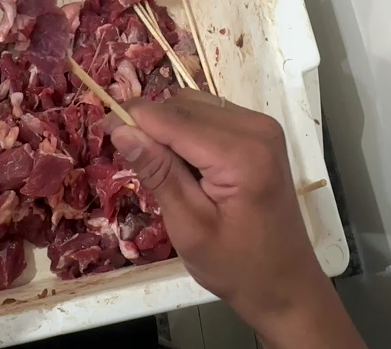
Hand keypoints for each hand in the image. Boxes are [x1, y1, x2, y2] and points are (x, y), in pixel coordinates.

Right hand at [108, 91, 360, 345]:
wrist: (287, 285)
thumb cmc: (238, 267)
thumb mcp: (189, 228)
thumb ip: (158, 173)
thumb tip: (121, 129)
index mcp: (242, 154)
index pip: (174, 119)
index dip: (134, 119)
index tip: (103, 128)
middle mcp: (256, 126)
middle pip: (183, 105)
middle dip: (152, 126)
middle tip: (131, 159)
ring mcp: (261, 125)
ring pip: (194, 104)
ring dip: (170, 127)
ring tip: (163, 169)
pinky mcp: (259, 130)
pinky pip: (210, 113)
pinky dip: (189, 130)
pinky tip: (187, 164)